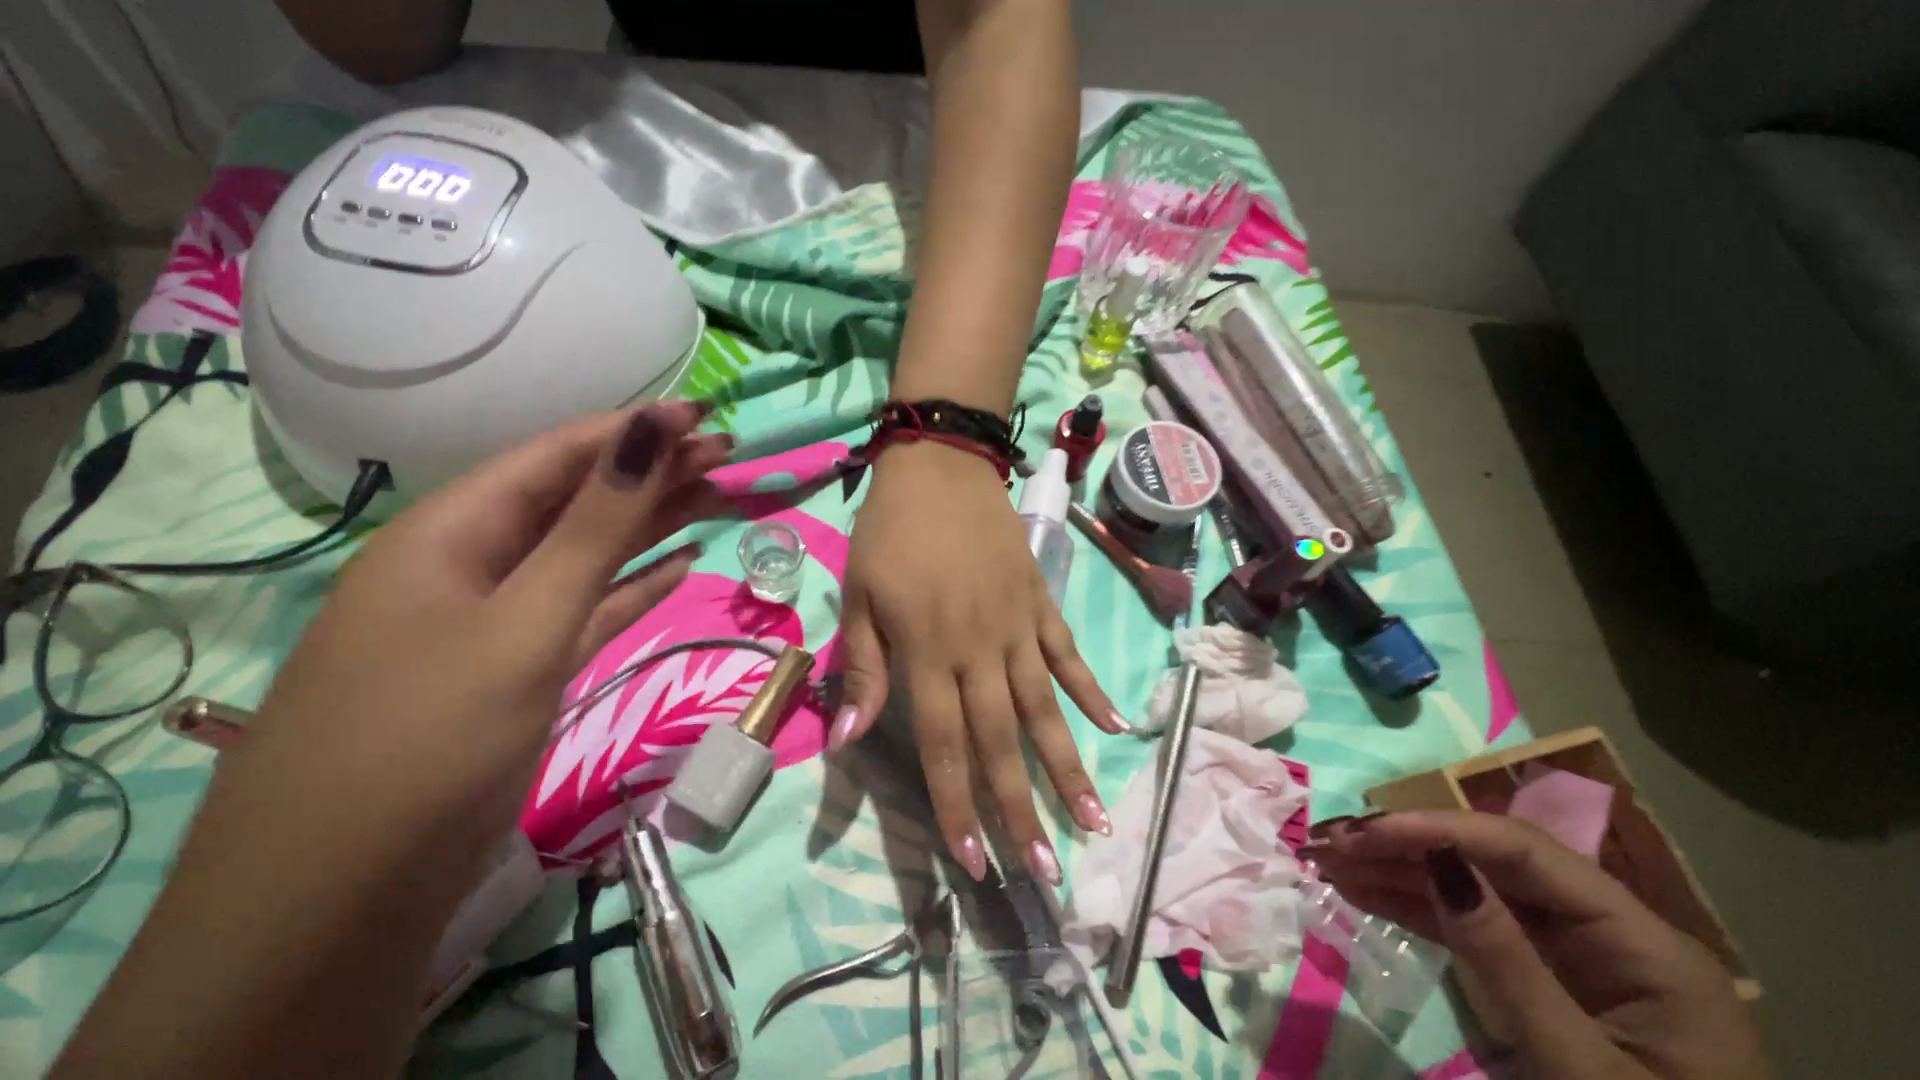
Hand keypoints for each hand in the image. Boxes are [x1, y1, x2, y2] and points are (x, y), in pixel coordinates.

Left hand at [221, 402, 730, 878]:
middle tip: (733, 457)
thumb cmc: (429, 742)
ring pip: (581, 558)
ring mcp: (488, 627)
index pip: (553, 458)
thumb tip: (652, 427)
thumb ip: (594, 527)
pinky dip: (628, 591)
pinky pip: (579, 615)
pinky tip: (679, 569)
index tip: (707, 417)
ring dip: (648, 528)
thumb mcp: (522, 624)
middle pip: (572, 503)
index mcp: (448, 534)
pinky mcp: (510, 679)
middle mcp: (466, 568)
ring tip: (718, 497)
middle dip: (650, 475)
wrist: (339, 900)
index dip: (631, 431)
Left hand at [832, 442, 1123, 884]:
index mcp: (928, 651)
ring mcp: (1018, 627)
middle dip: (1018, 808)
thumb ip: (863, 669)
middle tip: (1044, 871)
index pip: (942, 743)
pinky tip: (1115, 726)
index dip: (956, 804)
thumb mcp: (860, 597)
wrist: (940, 465)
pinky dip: (1090, 691)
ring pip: (1044, 709)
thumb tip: (847, 741)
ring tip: (1092, 822)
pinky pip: (1067, 654)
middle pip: (1000, 740)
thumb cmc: (890, 533)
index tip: (974, 863)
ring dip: (1067, 767)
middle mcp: (979, 650)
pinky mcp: (1042, 603)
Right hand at [1302, 812, 1767, 1079]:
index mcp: (1643, 941)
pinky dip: (1419, 911)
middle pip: (1496, 863)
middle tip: (1326, 841)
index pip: (1528, 853)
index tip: (1364, 831)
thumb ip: (1508, 964)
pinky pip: (1478, 930)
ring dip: (1400, 873)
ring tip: (1328, 859)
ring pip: (1478, 891)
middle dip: (1408, 846)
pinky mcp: (1551, 983)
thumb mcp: (1579, 1068)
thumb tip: (1441, 866)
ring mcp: (1578, 958)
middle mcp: (1610, 932)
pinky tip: (1365, 892)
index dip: (1440, 830)